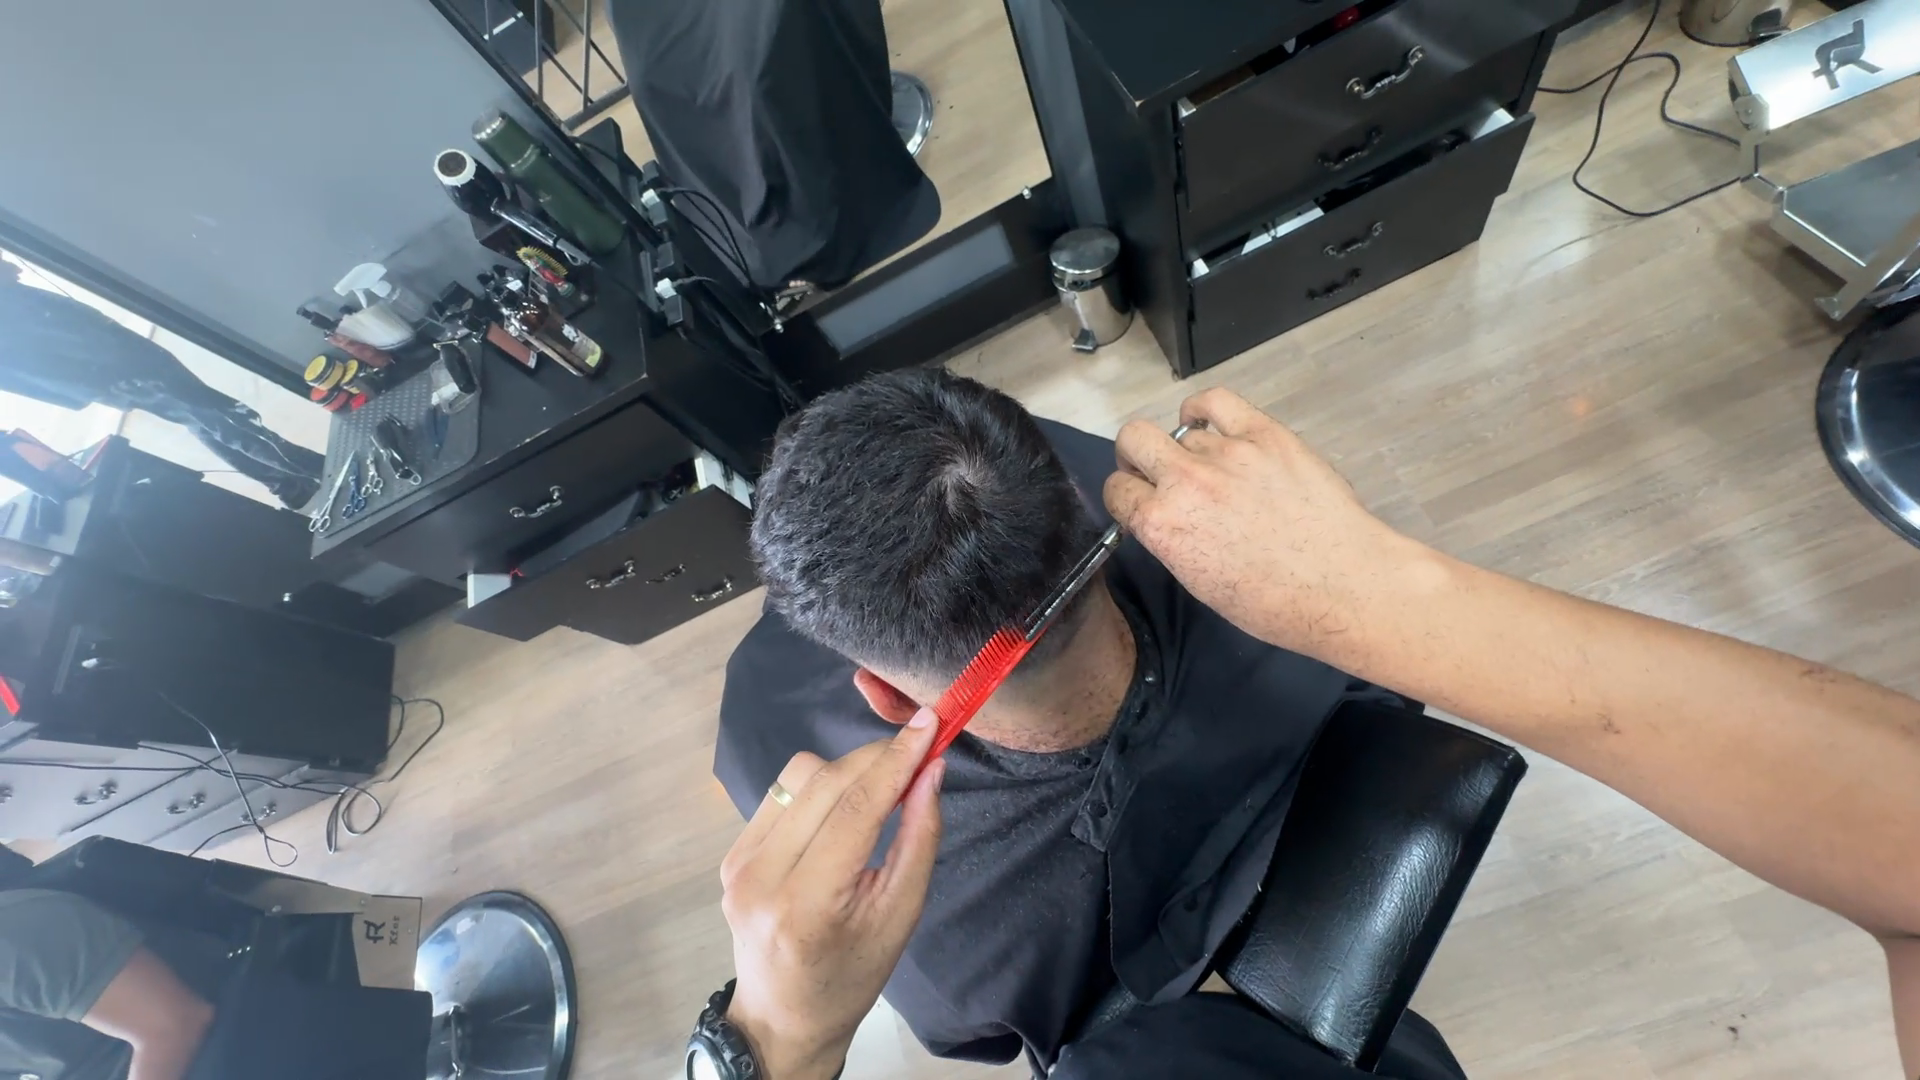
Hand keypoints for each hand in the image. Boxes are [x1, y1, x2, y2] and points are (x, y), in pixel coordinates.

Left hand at [719, 712, 946, 1079]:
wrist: (783, 1015)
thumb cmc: (853, 972)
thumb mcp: (902, 914)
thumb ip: (920, 836)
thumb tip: (932, 768)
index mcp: (807, 904)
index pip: (856, 809)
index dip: (896, 760)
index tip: (930, 723)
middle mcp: (761, 876)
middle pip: (828, 783)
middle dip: (879, 757)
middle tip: (918, 752)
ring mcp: (739, 862)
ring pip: (802, 774)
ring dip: (849, 770)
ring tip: (875, 795)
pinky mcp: (732, 852)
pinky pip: (784, 790)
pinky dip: (821, 787)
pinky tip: (837, 812)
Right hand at [1104, 388, 1428, 661]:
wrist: (1341, 586)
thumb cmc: (1270, 601)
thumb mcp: (1195, 580)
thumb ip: (1169, 537)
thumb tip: (1163, 512)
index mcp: (1160, 524)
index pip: (1116, 489)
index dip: (1126, 495)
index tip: (1140, 501)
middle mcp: (1183, 481)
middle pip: (1132, 439)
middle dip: (1135, 456)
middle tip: (1155, 472)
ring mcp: (1224, 453)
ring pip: (1181, 432)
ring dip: (1186, 449)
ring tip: (1213, 467)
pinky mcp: (1263, 434)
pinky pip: (1215, 401)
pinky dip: (1201, 409)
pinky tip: (1207, 424)